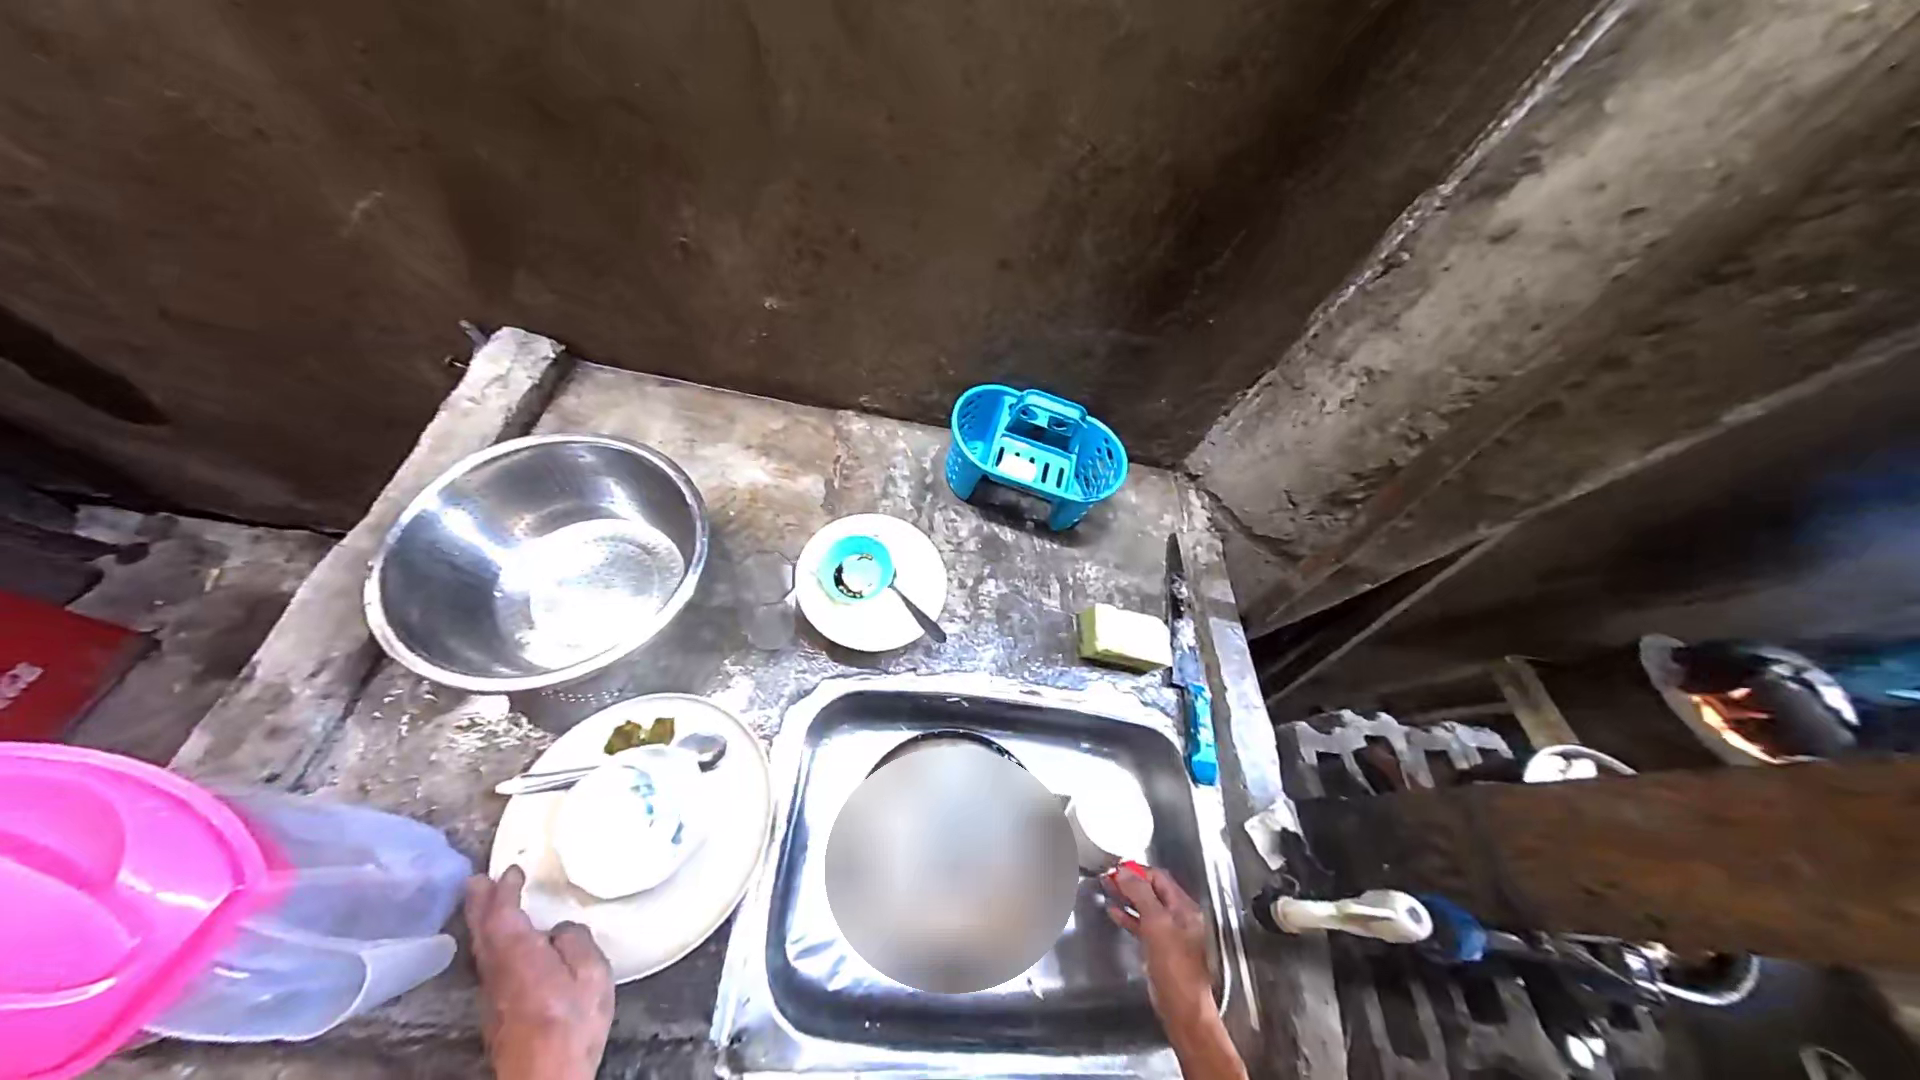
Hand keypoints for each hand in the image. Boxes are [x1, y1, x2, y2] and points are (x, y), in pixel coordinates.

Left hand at [466, 866, 614, 1079]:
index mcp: (520, 957)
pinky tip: (501, 943)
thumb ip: (575, 942)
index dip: (504, 892)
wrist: (546, 1079)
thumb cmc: (573, 1021)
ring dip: (481, 923)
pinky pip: (489, 964)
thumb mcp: (592, 973)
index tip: (510, 871)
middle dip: (479, 905)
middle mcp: (498, 973)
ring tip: (484, 904)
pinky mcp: (497, 1012)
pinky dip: (490, 942)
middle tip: (475, 880)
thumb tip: (559, 932)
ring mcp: (493, 996)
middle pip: (482, 933)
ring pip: (481, 950)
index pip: (503, 916)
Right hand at [1102, 863, 1214, 1024]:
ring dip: (1127, 896)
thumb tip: (1124, 871)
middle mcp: (1178, 916)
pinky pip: (1141, 924)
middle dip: (1130, 881)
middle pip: (1152, 890)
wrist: (1182, 1008)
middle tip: (1109, 876)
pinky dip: (1128, 916)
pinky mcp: (1159, 948)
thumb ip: (1141, 894)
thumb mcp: (1157, 923)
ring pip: (1145, 906)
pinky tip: (1114, 912)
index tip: (1116, 868)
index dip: (1137, 871)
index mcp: (1184, 907)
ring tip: (1108, 888)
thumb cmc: (1174, 966)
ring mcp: (1169, 933)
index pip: (1159, 877)